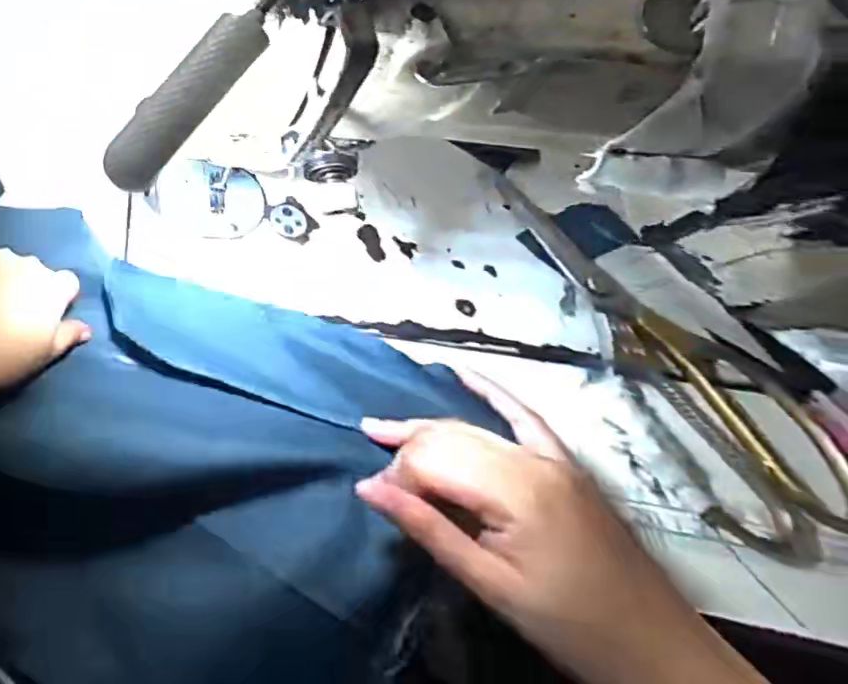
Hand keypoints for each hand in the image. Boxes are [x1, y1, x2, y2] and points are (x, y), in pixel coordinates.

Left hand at [0, 248, 90, 409]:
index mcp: (54, 289)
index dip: (58, 298)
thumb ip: (67, 335)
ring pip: (12, 264)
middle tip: (14, 312)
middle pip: (39, 271)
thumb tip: (85, 328)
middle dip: (32, 286)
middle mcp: (32, 265)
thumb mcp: (44, 354)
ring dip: (8, 277)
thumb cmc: (4, 357)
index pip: (68, 282)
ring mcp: (2, 256)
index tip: (44, 316)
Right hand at [356, 370, 763, 683]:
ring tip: (381, 432)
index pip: (429, 461)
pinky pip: (525, 419)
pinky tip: (463, 374)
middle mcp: (534, 464)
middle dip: (405, 454)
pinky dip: (493, 394)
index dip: (397, 478)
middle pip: (445, 437)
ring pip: (469, 428)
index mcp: (517, 493)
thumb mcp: (491, 585)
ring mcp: (554, 462)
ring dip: (426, 430)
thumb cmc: (572, 625)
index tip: (385, 503)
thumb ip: (427, 529)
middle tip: (381, 482)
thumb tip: (365, 486)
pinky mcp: (568, 468)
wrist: (664, 656)